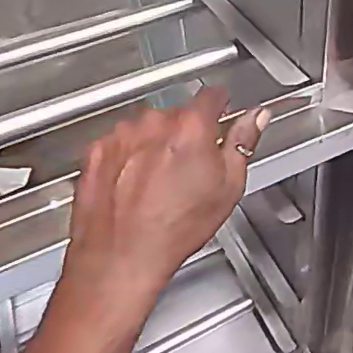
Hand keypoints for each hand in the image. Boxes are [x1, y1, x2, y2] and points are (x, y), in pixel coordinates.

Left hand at [61, 87, 268, 310]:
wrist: (121, 256)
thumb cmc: (173, 229)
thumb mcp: (228, 187)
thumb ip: (243, 142)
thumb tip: (254, 119)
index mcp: (191, 127)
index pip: (212, 96)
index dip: (221, 105)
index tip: (221, 112)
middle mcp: (154, 123)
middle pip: (177, 114)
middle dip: (186, 134)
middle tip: (193, 167)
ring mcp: (122, 136)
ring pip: (147, 129)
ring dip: (156, 145)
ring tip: (161, 183)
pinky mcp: (97, 151)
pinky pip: (120, 144)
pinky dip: (128, 158)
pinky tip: (137, 187)